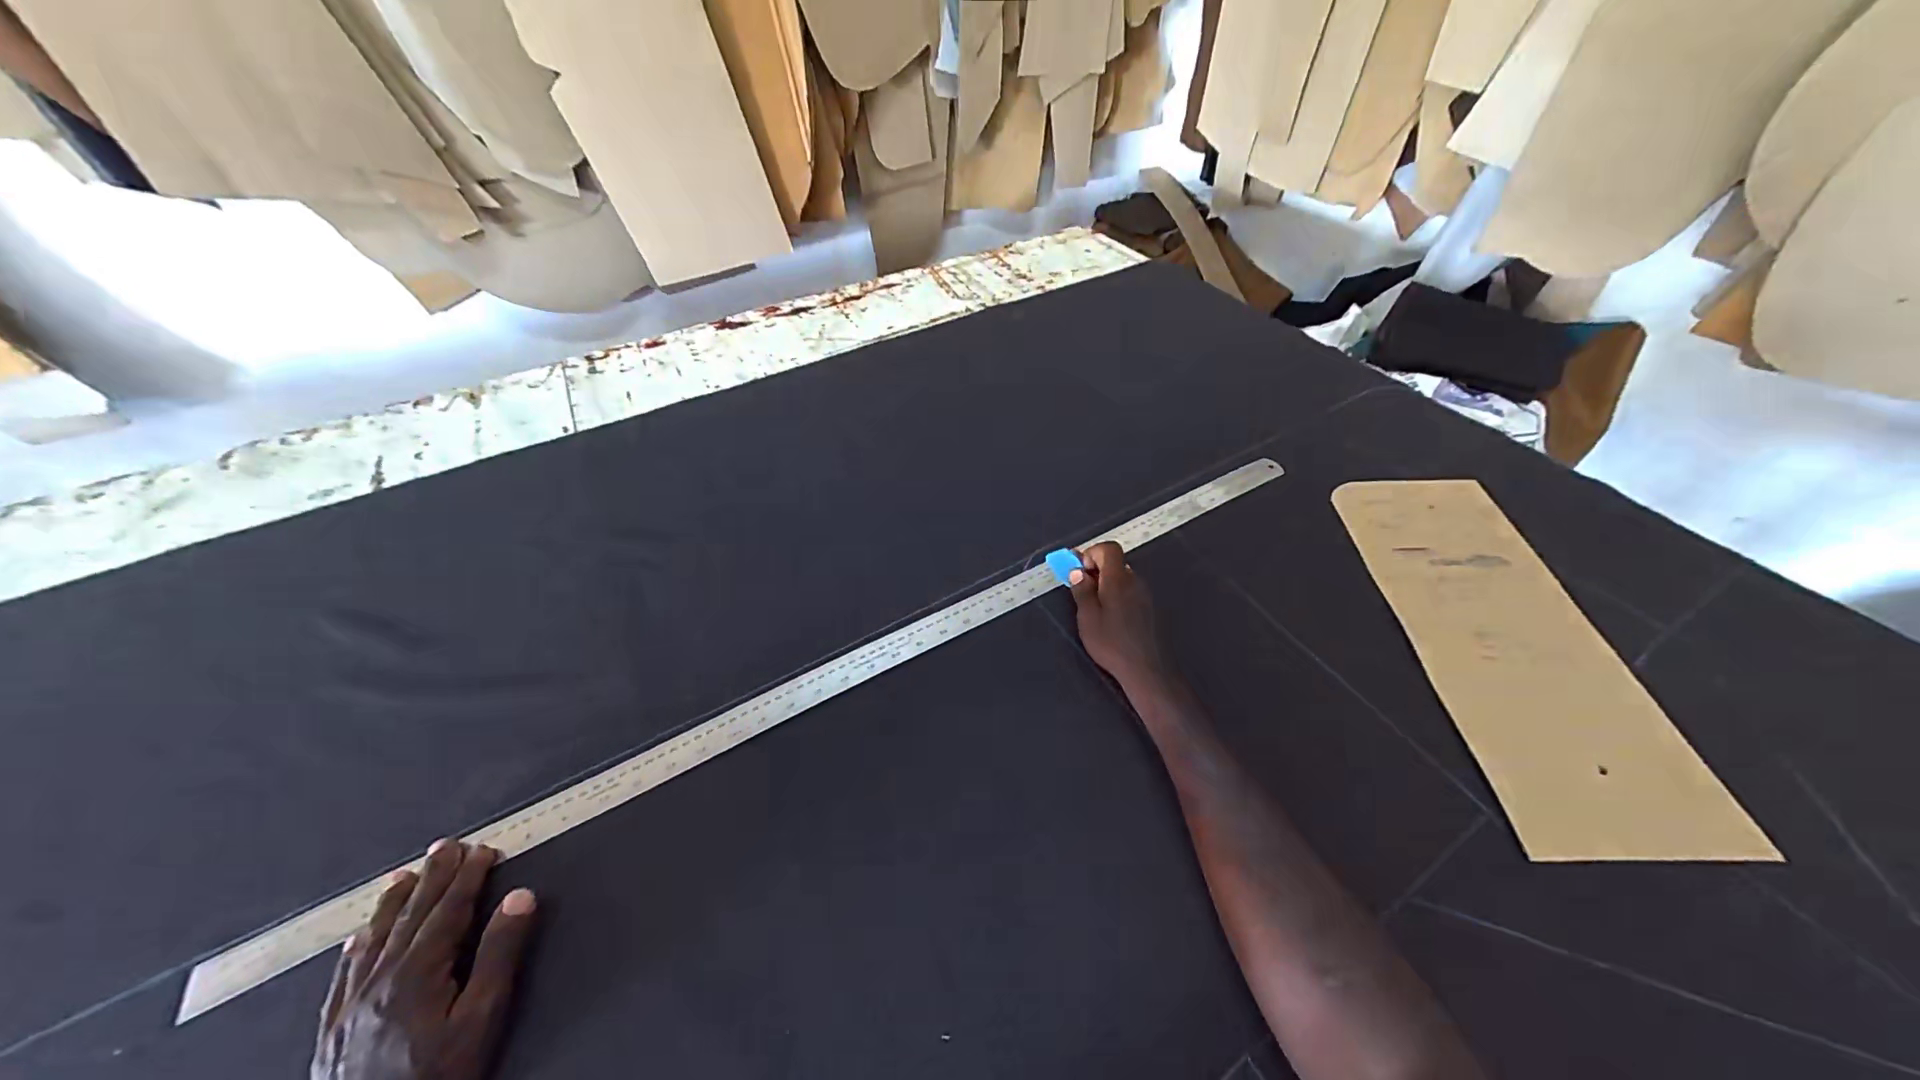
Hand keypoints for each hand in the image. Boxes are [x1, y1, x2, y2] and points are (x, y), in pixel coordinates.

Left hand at [312, 840, 536, 1079]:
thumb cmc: (437, 1077)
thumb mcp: (482, 1017)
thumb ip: (500, 954)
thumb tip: (518, 898)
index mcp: (418, 973)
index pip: (449, 910)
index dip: (467, 877)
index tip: (481, 851)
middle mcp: (380, 980)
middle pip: (411, 916)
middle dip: (433, 877)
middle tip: (446, 847)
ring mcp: (350, 1006)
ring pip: (374, 939)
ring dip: (394, 903)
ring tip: (405, 876)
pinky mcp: (331, 1032)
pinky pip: (343, 976)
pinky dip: (355, 949)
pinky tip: (358, 938)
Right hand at [1068, 541, 1172, 690]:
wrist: (1147, 668)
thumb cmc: (1112, 643)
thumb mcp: (1088, 617)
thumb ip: (1082, 590)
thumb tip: (1077, 572)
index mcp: (1119, 579)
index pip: (1109, 548)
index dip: (1092, 553)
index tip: (1080, 572)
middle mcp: (1135, 581)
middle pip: (1115, 563)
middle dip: (1096, 571)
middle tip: (1083, 591)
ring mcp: (1145, 594)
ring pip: (1123, 578)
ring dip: (1107, 584)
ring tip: (1096, 609)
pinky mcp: (1150, 608)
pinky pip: (1130, 591)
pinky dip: (1117, 595)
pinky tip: (1112, 618)